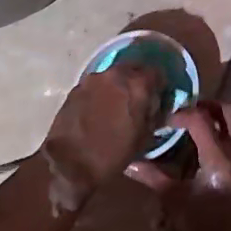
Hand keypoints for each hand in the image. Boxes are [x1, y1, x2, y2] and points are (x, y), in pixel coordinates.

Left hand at [41, 64, 162, 204]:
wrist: (70, 163)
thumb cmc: (113, 154)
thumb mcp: (144, 138)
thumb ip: (155, 114)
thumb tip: (157, 103)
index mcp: (138, 85)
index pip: (157, 72)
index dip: (159, 85)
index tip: (158, 96)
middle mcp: (117, 74)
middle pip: (134, 68)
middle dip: (139, 80)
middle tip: (138, 98)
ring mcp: (94, 78)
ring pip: (114, 74)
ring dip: (119, 85)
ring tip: (117, 104)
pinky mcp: (78, 86)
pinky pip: (97, 83)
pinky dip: (102, 92)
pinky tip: (99, 109)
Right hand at [126, 101, 230, 230]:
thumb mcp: (177, 205)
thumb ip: (154, 178)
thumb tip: (128, 162)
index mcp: (219, 161)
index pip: (200, 120)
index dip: (180, 114)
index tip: (163, 120)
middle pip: (227, 111)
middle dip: (205, 105)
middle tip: (182, 110)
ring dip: (214, 119)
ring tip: (190, 126)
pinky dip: (221, 135)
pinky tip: (202, 148)